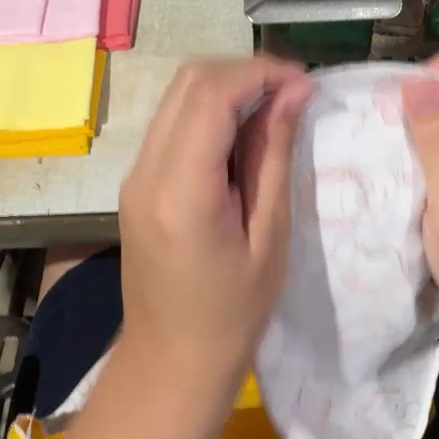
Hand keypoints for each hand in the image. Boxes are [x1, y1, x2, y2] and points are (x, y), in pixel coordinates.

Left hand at [117, 57, 313, 381]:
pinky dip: (210, 110)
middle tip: (292, 93)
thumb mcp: (270, 236)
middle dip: (245, 73)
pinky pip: (173, 120)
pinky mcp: (137, 180)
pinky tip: (243, 133)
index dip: (261, 73)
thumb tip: (295, 92)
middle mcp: (146, 170)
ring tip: (274, 109)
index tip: (304, 84)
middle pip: (190, 81)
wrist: (170, 365)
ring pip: (178, 94)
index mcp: (180, 189)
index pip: (213, 94)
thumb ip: (275, 155)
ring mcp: (135, 173)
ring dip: (228, 87)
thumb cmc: (232, 314)